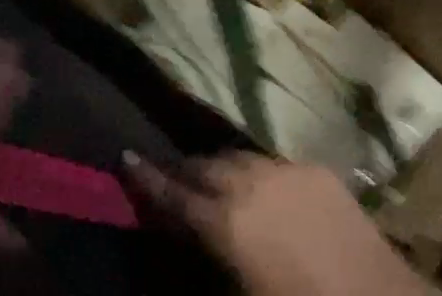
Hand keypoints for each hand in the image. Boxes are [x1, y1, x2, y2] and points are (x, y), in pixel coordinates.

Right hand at [125, 153, 426, 295]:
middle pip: (202, 167)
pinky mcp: (316, 170)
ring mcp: (284, 170)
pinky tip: (263, 190)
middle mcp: (248, 183)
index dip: (146, 178)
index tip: (125, 159)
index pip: (172, 194)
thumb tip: (186, 240)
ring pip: (237, 158)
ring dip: (220, 169)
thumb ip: (208, 261)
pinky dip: (257, 174)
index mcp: (224, 221)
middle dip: (183, 172)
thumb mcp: (241, 293)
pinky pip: (272, 164)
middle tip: (170, 179)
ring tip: (214, 181)